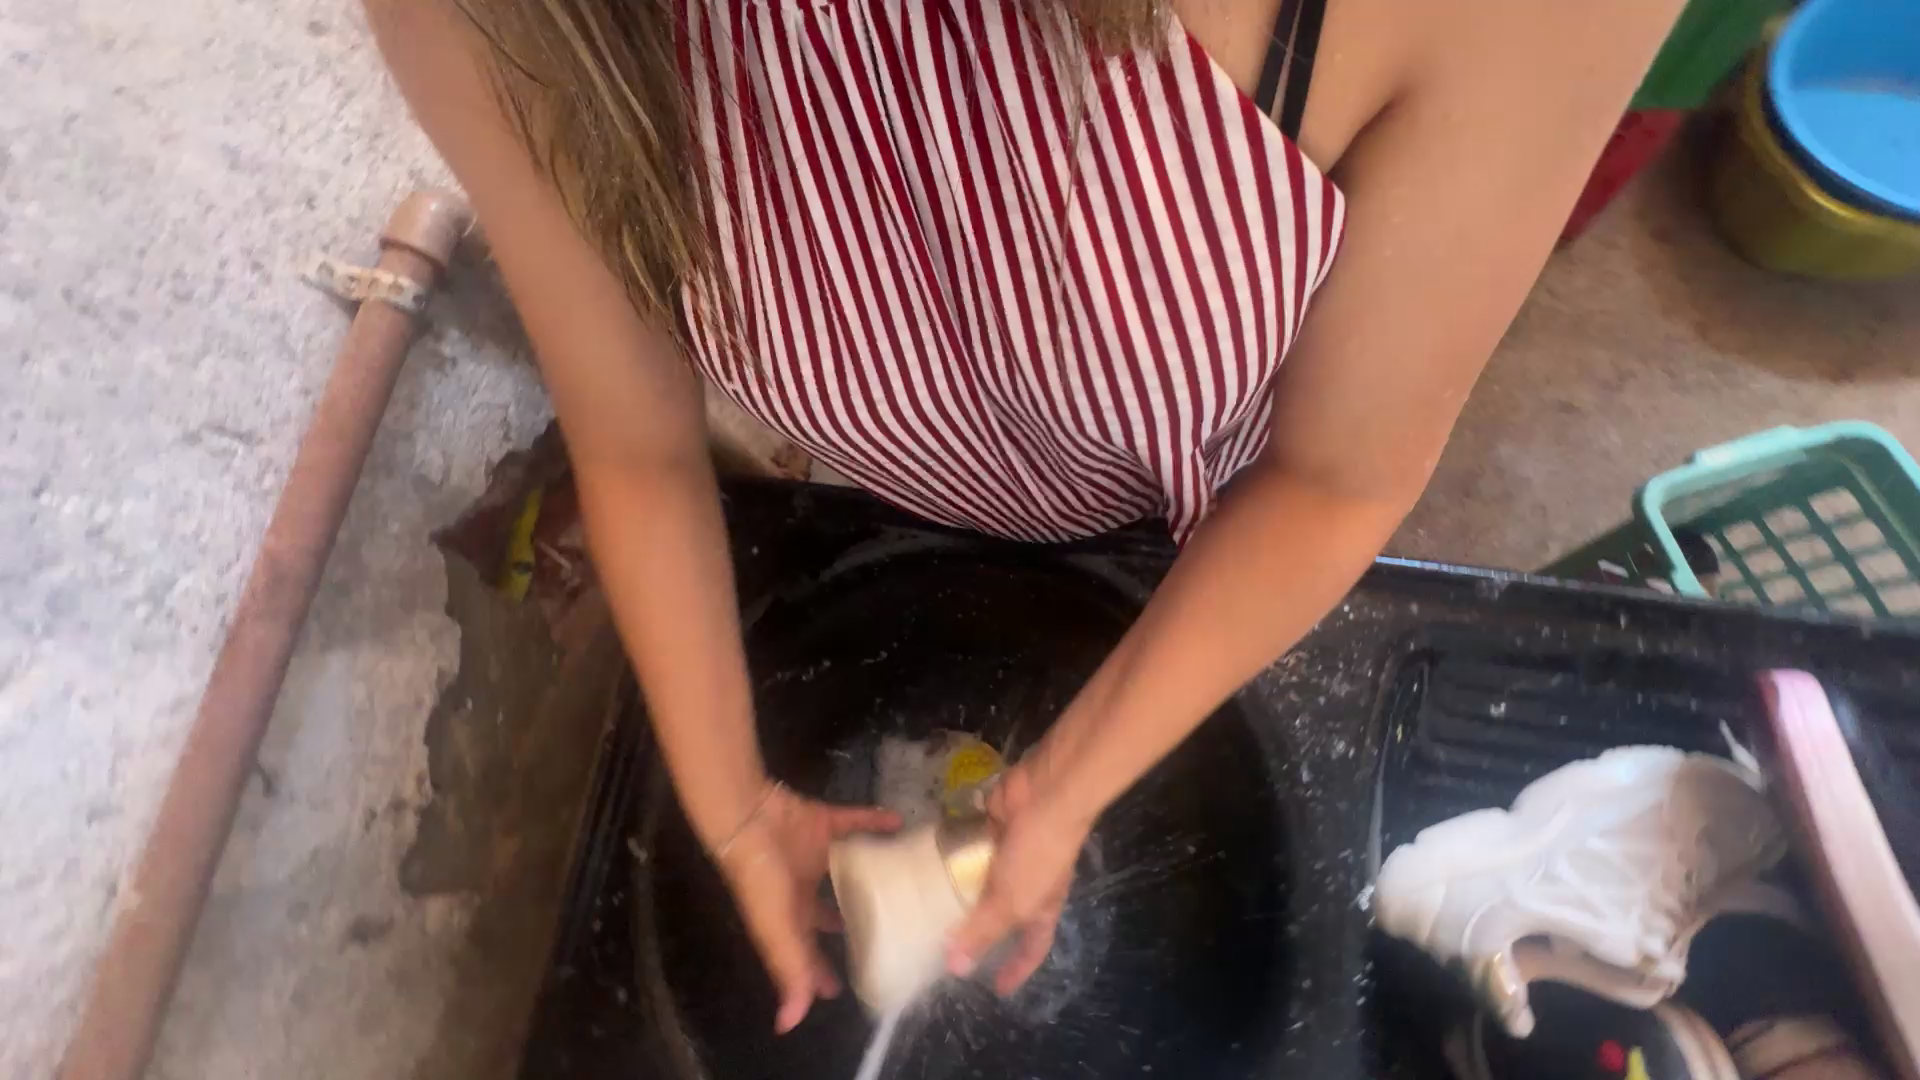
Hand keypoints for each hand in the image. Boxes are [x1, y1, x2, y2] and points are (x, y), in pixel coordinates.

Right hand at [712, 785, 899, 1032]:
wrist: (748, 819)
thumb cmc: (761, 879)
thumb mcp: (775, 928)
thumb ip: (790, 967)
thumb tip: (788, 1024)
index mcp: (788, 915)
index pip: (807, 950)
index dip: (821, 971)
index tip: (842, 988)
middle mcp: (802, 886)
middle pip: (829, 910)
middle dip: (852, 921)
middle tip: (886, 929)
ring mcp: (814, 853)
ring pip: (848, 866)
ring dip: (870, 871)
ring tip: (900, 879)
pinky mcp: (823, 822)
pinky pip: (855, 821)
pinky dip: (876, 821)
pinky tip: (898, 824)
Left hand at [943, 762, 1096, 995]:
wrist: (1045, 794)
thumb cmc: (1038, 854)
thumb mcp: (1012, 901)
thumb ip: (984, 931)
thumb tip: (956, 969)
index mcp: (1039, 906)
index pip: (1031, 948)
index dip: (1017, 969)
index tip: (997, 989)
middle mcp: (1024, 881)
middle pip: (998, 911)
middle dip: (974, 924)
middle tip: (941, 938)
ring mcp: (1007, 851)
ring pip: (978, 877)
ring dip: (955, 885)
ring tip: (922, 901)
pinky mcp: (991, 824)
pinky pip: (966, 843)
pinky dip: (950, 850)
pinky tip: (924, 860)